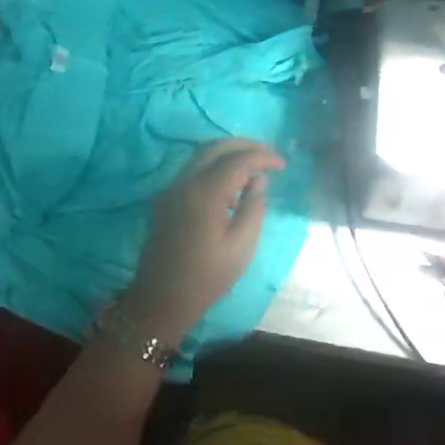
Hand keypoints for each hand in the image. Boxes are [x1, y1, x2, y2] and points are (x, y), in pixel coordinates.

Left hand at [121, 138, 285, 340]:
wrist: (162, 298)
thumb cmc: (208, 276)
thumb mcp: (242, 245)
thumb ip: (253, 206)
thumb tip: (258, 180)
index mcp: (205, 193)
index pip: (238, 160)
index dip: (262, 157)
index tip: (282, 164)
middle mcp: (184, 183)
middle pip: (215, 148)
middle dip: (244, 146)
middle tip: (268, 155)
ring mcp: (171, 190)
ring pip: (200, 156)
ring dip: (227, 153)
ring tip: (253, 165)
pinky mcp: (166, 200)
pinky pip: (192, 170)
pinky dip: (213, 165)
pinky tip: (230, 182)